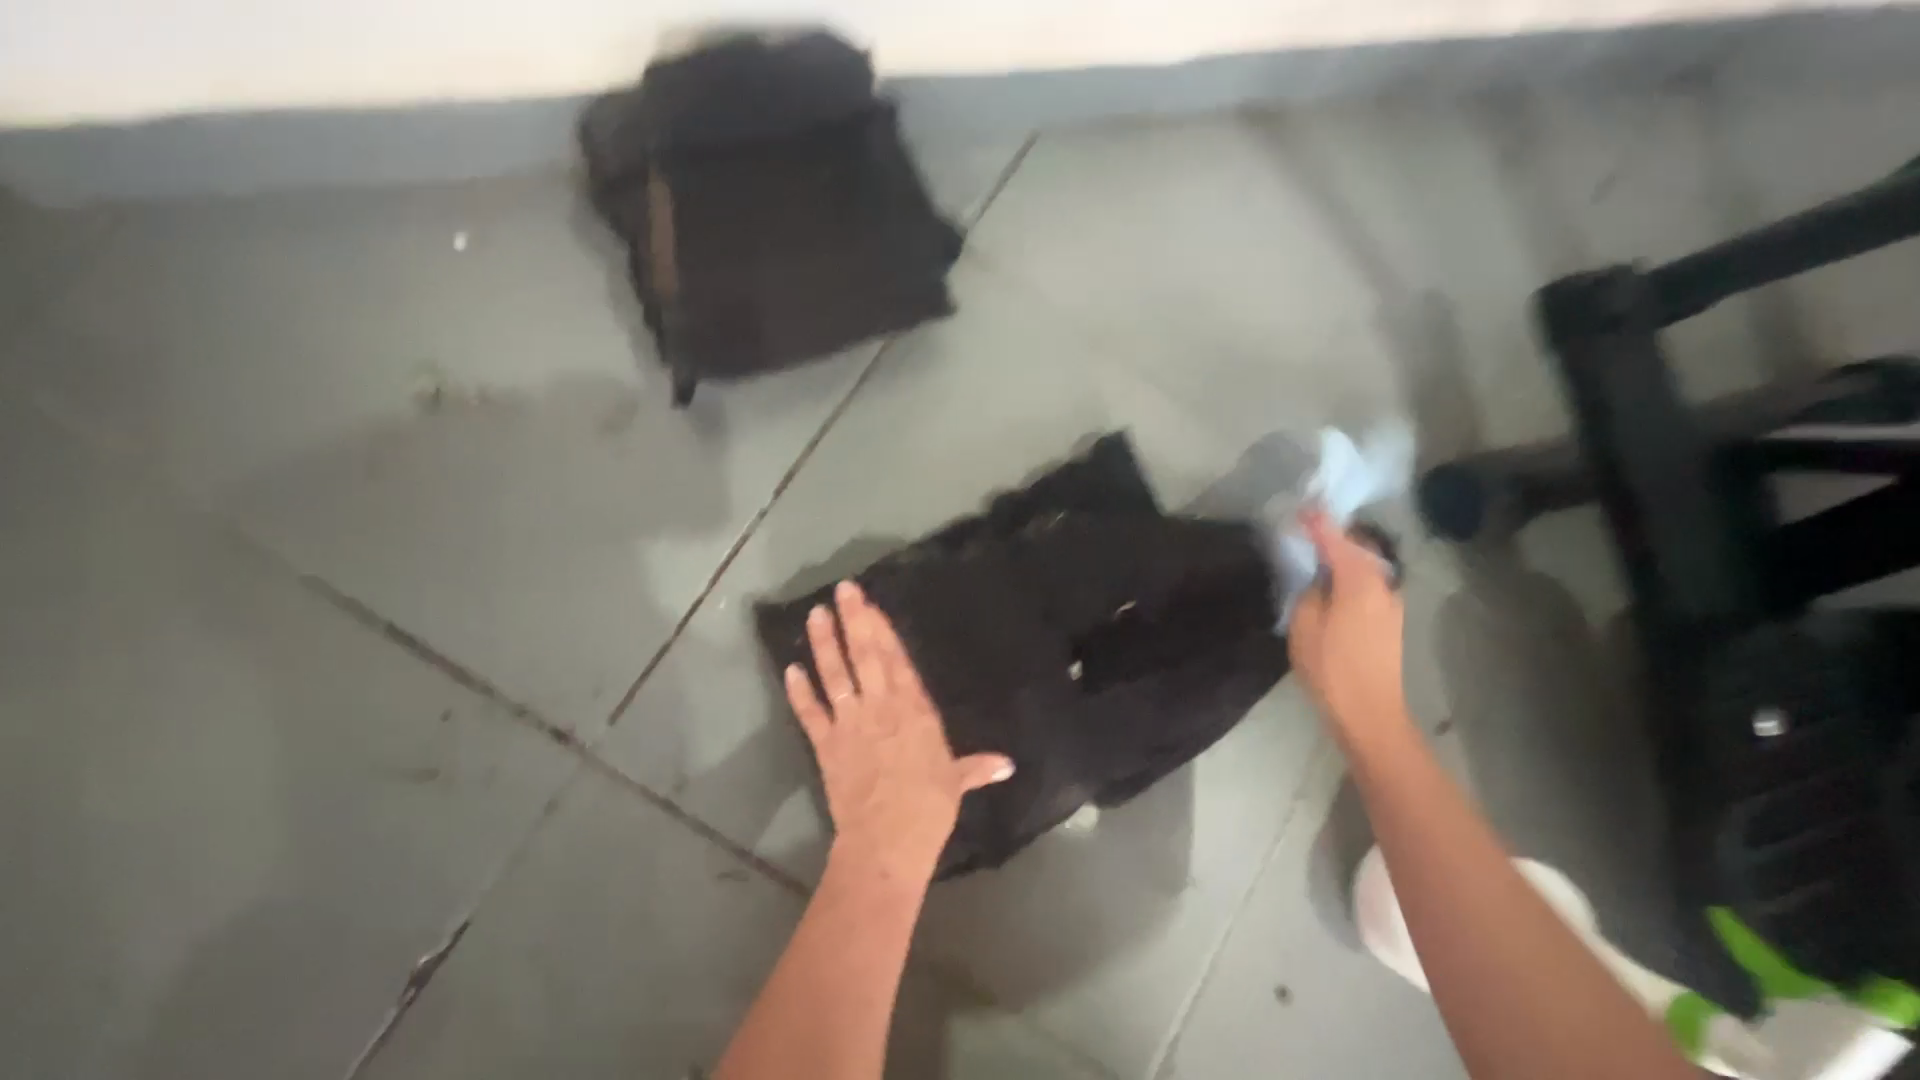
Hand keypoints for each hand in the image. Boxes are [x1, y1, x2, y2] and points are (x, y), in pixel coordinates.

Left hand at [785, 581, 1014, 883]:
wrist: (888, 839)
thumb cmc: (929, 807)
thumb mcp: (956, 782)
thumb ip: (977, 767)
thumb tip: (1007, 764)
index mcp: (915, 710)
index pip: (896, 659)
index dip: (882, 629)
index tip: (870, 604)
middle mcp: (881, 707)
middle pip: (865, 655)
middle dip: (853, 620)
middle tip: (842, 589)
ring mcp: (850, 724)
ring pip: (835, 675)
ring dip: (824, 643)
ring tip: (815, 614)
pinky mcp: (826, 745)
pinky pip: (810, 713)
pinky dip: (799, 691)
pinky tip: (790, 668)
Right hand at [1288, 510, 1409, 745]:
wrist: (1371, 713)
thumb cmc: (1332, 668)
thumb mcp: (1304, 626)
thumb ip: (1310, 592)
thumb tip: (1318, 578)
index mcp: (1359, 581)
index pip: (1336, 540)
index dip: (1318, 523)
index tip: (1303, 507)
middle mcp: (1383, 584)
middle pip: (1359, 547)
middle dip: (1336, 536)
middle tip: (1308, 531)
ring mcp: (1392, 602)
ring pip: (1367, 566)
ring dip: (1345, 556)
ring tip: (1318, 556)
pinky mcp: (1391, 619)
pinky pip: (1370, 583)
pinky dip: (1352, 575)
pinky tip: (1334, 585)